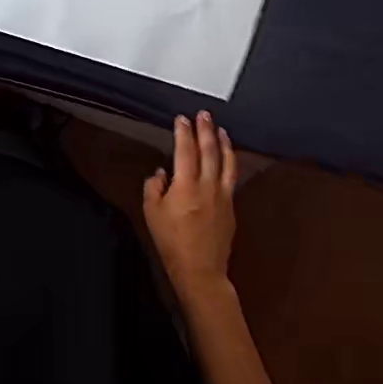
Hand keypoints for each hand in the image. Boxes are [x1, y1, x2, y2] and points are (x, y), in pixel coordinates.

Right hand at [143, 111, 240, 302]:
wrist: (200, 268)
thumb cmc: (170, 240)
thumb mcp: (151, 212)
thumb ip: (154, 187)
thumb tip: (162, 173)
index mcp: (186, 185)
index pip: (186, 151)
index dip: (183, 132)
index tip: (181, 118)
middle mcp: (208, 186)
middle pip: (210, 151)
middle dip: (206, 130)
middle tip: (204, 114)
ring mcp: (224, 196)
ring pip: (227, 163)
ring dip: (223, 143)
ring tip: (221, 130)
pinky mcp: (231, 207)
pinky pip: (232, 177)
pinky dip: (230, 161)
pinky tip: (227, 157)